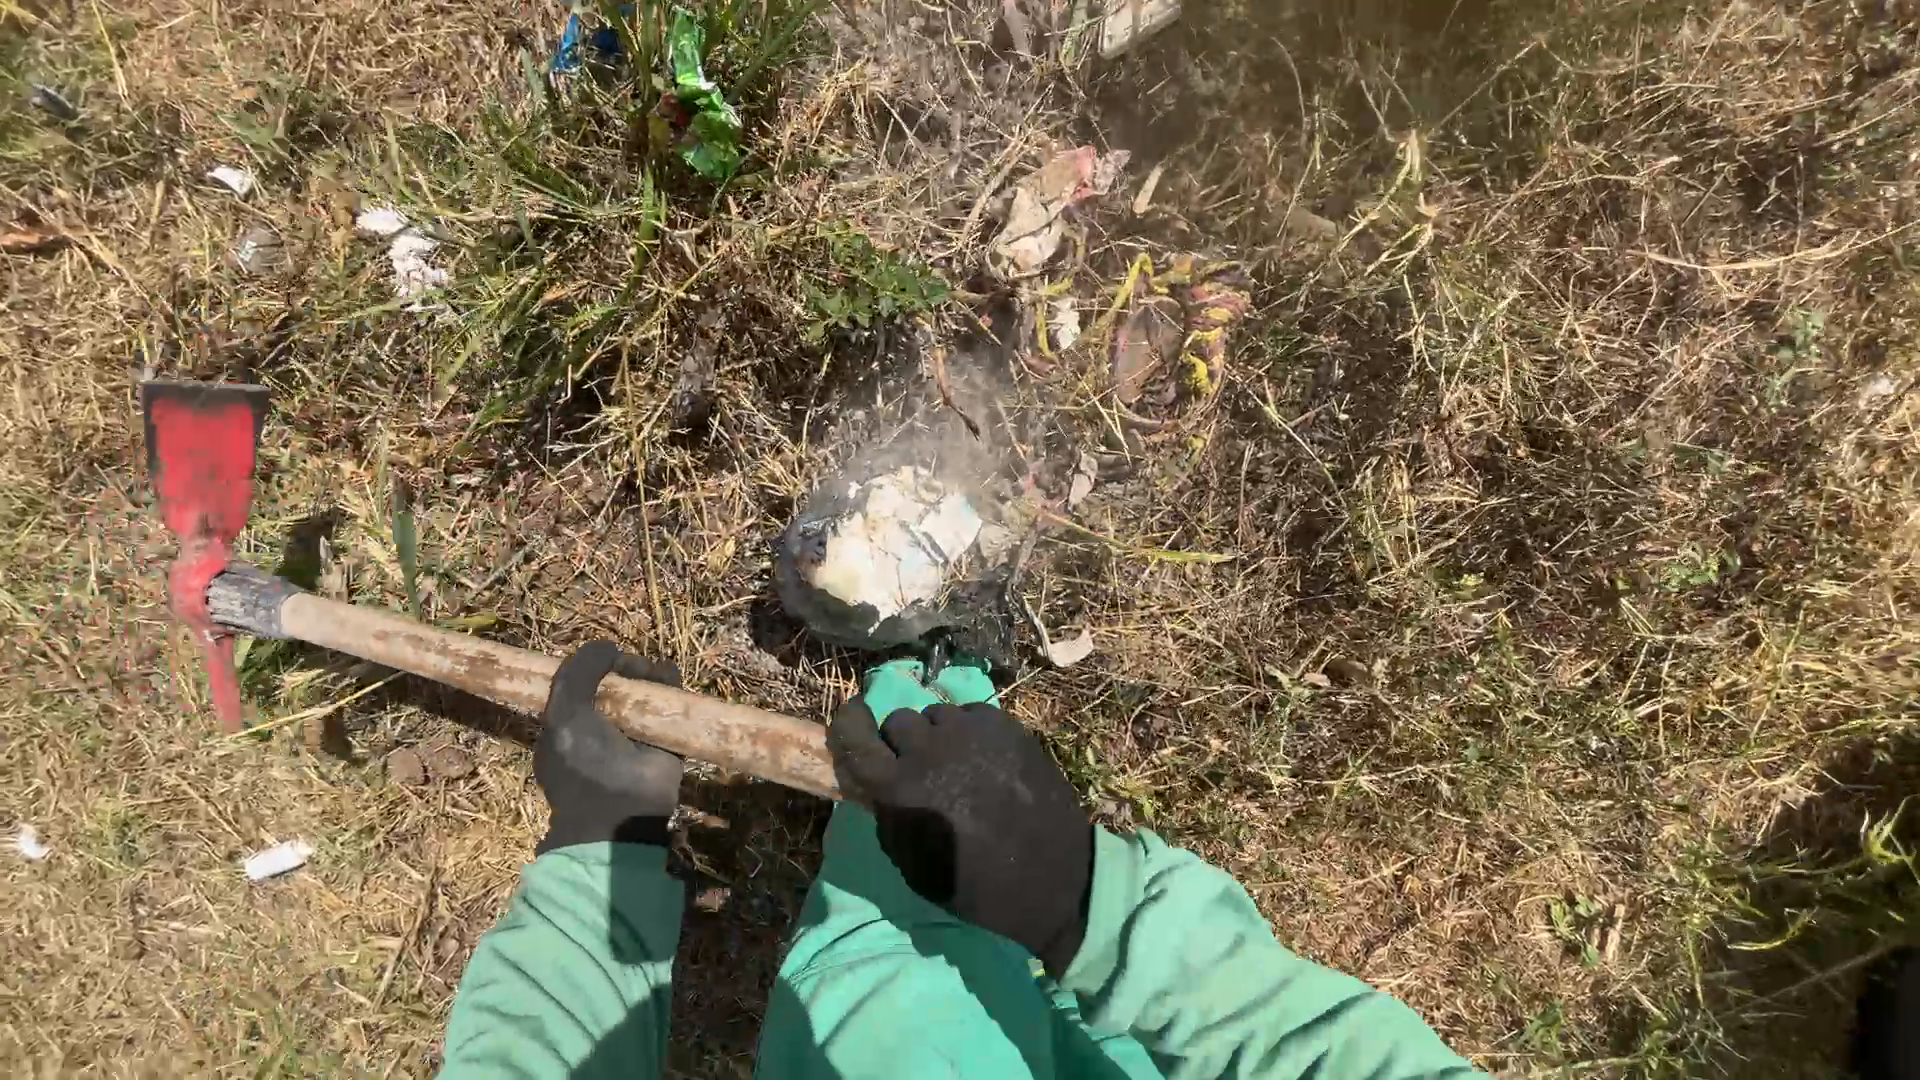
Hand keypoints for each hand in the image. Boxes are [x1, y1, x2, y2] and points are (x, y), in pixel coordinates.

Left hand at [534, 641, 682, 853]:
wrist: (621, 811)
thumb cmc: (584, 764)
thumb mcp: (563, 717)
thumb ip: (575, 676)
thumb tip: (607, 645)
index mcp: (572, 719)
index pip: (584, 679)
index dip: (595, 664)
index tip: (605, 659)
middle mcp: (605, 719)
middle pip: (618, 677)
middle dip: (624, 667)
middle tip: (628, 670)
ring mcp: (638, 725)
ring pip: (647, 683)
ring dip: (649, 674)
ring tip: (650, 678)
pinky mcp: (668, 732)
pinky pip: (673, 698)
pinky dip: (672, 686)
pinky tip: (668, 683)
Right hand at [828, 699, 1092, 973]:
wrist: (1052, 877)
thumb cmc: (975, 885)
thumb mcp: (913, 866)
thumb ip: (888, 815)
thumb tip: (876, 784)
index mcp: (900, 788)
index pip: (855, 736)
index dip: (848, 724)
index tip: (852, 719)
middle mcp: (929, 750)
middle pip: (897, 721)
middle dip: (901, 742)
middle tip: (919, 765)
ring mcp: (969, 731)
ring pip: (935, 714)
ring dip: (937, 736)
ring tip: (958, 763)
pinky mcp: (1003, 724)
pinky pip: (970, 715)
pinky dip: (970, 732)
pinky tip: (987, 759)